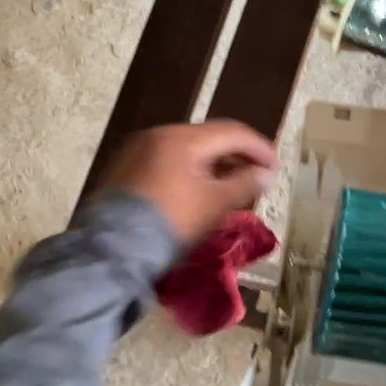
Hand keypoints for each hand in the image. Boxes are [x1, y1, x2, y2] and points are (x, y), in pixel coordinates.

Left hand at [100, 121, 277, 243]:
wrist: (109, 253)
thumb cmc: (170, 223)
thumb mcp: (214, 204)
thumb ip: (244, 183)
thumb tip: (266, 173)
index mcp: (181, 138)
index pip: (231, 132)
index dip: (259, 148)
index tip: (276, 168)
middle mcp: (157, 135)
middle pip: (208, 138)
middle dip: (236, 155)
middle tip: (257, 175)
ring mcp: (136, 151)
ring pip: (186, 150)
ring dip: (213, 164)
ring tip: (231, 185)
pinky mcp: (123, 170)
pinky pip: (167, 162)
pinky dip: (189, 172)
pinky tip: (199, 191)